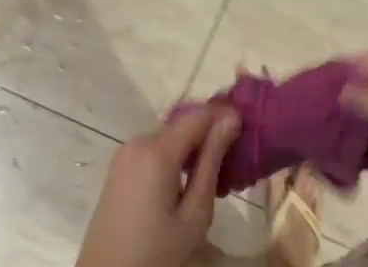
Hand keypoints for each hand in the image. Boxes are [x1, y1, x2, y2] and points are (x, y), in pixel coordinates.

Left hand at [76, 104, 239, 266]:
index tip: (247, 133)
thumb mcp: (194, 213)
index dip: (226, 118)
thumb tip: (232, 118)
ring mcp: (125, 153)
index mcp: (156, 150)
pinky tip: (187, 183)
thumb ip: (212, 161)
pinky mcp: (119, 167)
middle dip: (210, 136)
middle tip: (233, 163)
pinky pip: (155, 150)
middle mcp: (138, 141)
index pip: (201, 115)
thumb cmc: (156, 252)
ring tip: (214, 176)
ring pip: (171, 137)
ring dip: (193, 149)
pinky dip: (175, 158)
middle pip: (184, 125)